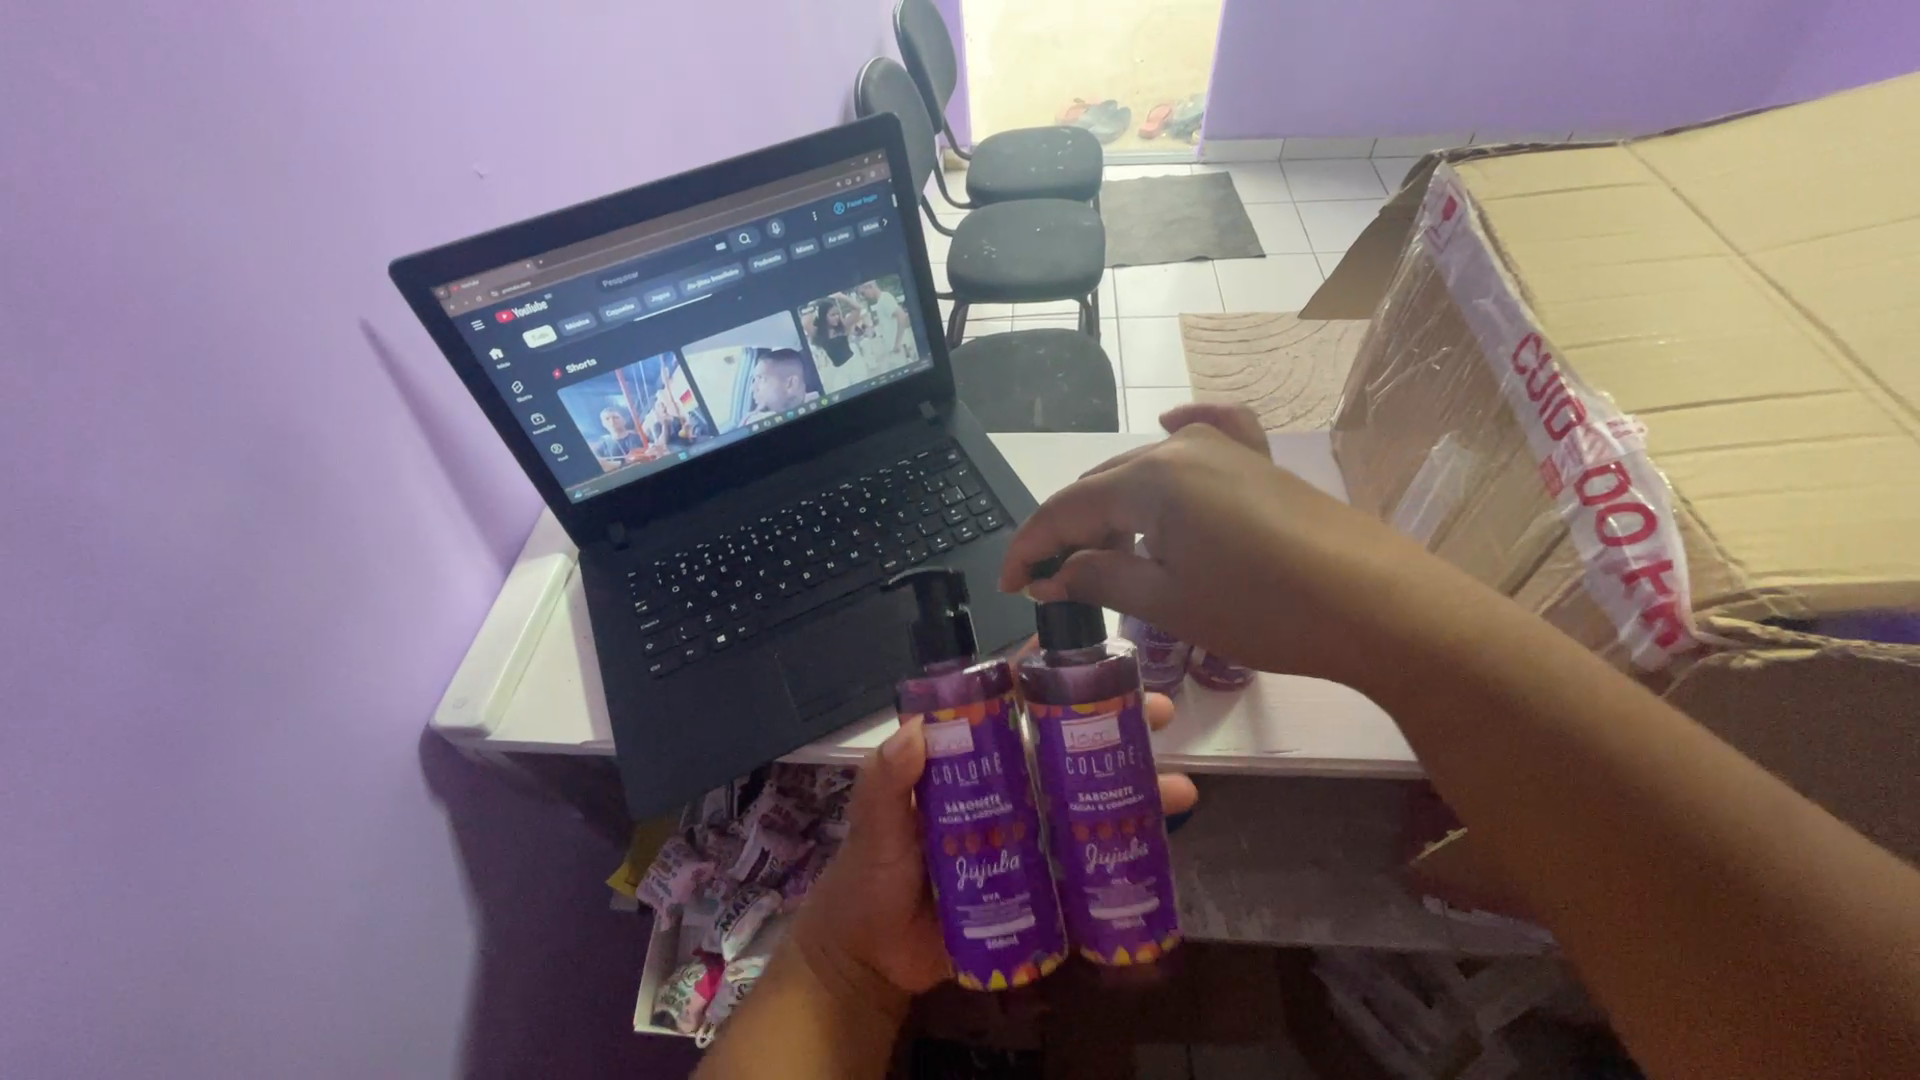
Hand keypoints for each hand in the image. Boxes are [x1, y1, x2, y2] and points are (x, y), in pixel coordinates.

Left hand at [790, 695, 1197, 1001]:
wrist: (874, 957)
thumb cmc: (870, 876)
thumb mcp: (873, 822)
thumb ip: (884, 781)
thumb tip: (914, 728)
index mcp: (966, 759)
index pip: (1008, 702)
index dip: (1045, 672)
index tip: (1089, 651)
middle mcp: (1004, 783)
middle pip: (1063, 743)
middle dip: (1114, 723)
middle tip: (1162, 713)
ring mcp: (1026, 831)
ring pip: (1087, 797)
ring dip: (1136, 787)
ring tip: (1180, 788)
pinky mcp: (1040, 880)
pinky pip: (1088, 858)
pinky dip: (1126, 847)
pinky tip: (1163, 844)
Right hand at [1000, 402, 1445, 686]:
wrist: (1377, 606)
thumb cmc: (1262, 609)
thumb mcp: (1167, 601)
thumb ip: (1097, 577)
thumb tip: (1050, 574)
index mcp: (1148, 481)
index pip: (1064, 508)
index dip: (1029, 547)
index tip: (1009, 584)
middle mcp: (1179, 450)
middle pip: (1100, 486)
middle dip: (1068, 531)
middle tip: (1053, 580)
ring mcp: (1224, 449)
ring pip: (1143, 471)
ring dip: (1113, 508)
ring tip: (1102, 553)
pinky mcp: (1258, 462)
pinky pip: (1209, 434)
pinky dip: (1180, 437)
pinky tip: (1173, 428)